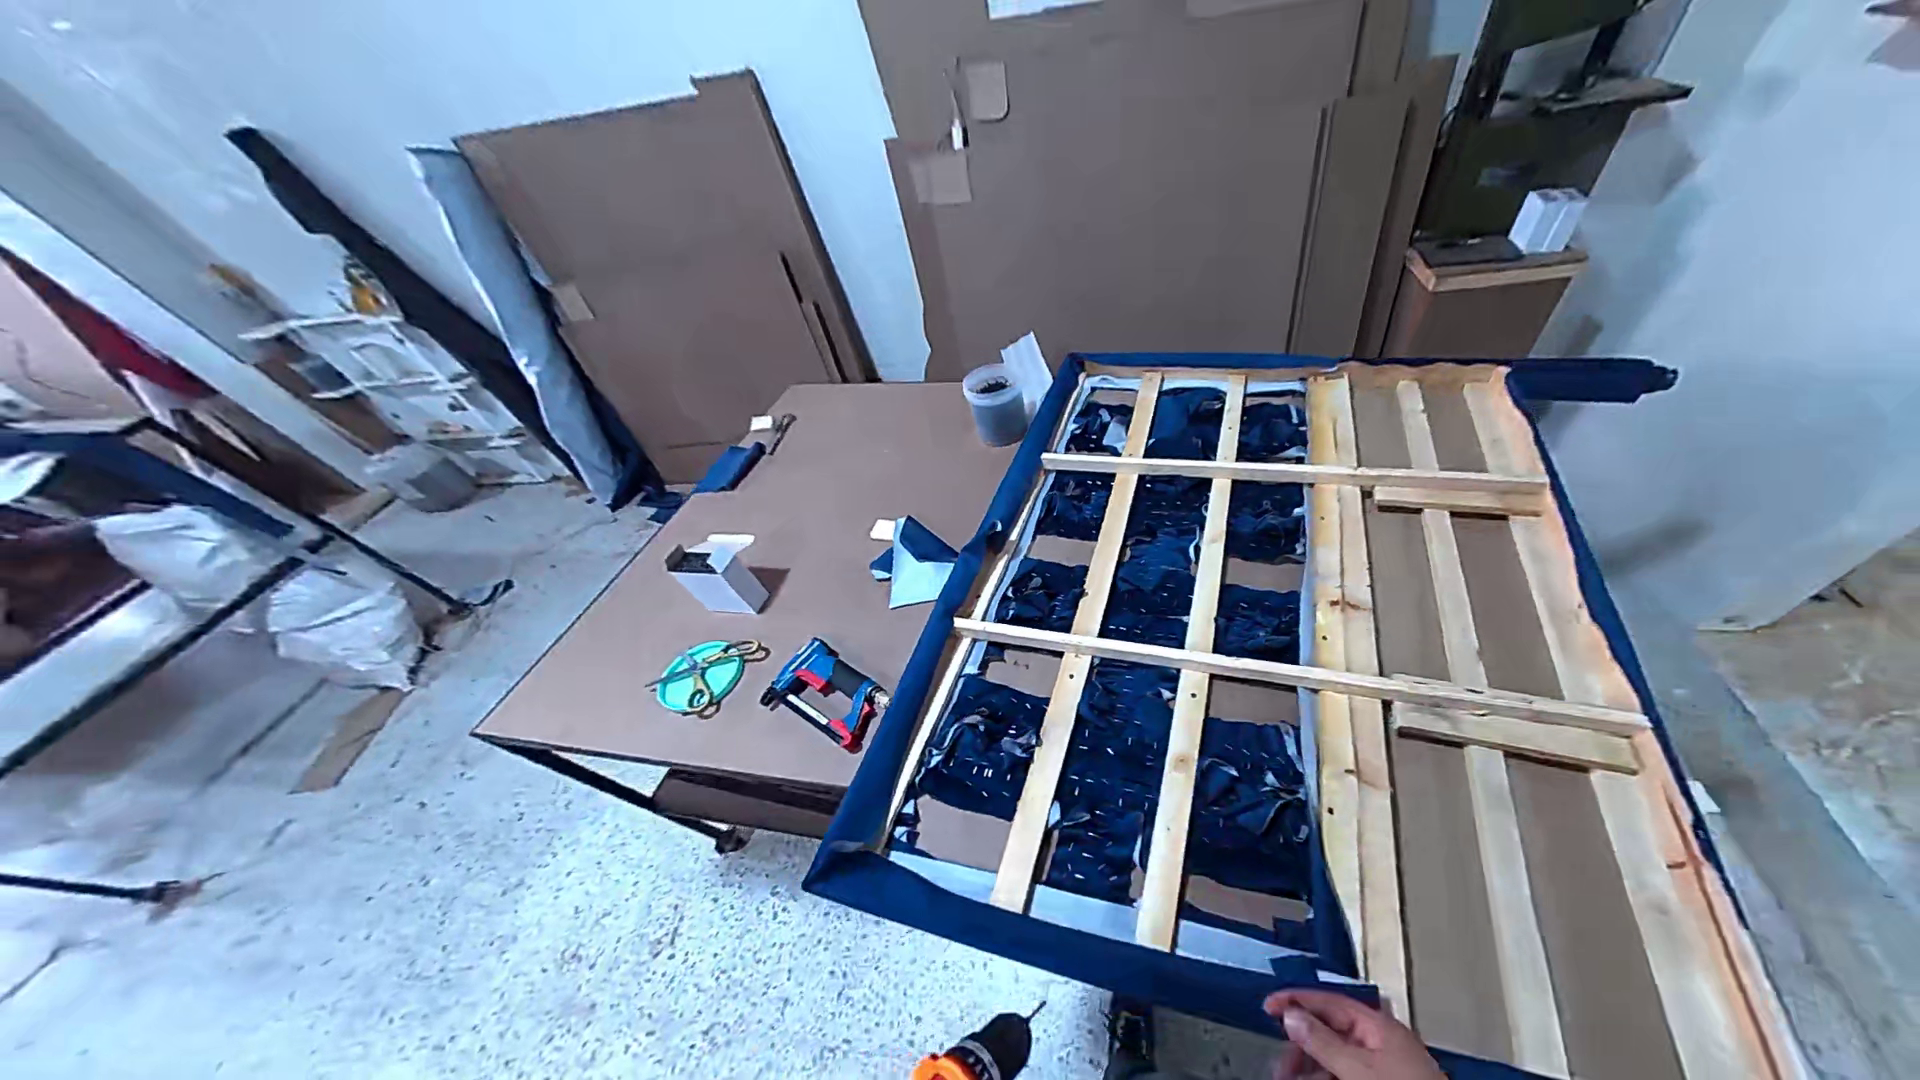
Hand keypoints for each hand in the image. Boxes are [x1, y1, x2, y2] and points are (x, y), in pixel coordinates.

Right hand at [1263, 990, 1444, 1079]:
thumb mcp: (1358, 1070)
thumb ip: (1322, 1041)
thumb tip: (1290, 1013)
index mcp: (1377, 1027)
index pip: (1328, 1001)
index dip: (1296, 1000)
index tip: (1267, 1007)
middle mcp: (1380, 1042)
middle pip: (1330, 1031)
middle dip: (1301, 1045)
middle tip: (1279, 1065)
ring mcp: (1385, 1069)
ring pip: (1336, 1059)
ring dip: (1310, 1068)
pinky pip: (1347, 1076)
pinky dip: (1326, 1078)